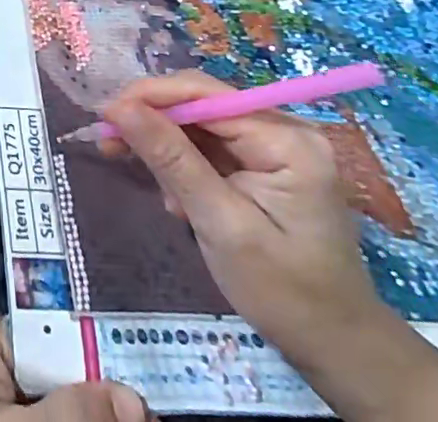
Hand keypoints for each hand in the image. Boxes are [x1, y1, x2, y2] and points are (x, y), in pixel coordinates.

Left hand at [0, 306, 149, 421]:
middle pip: (72, 368)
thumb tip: (138, 400)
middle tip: (152, 415)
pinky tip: (100, 417)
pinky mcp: (0, 413)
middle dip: (107, 400)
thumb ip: (73, 413)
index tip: (155, 395)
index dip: (113, 366)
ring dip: (93, 413)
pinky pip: (46, 412)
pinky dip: (70, 420)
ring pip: (65, 398)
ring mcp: (0, 384)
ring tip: (136, 416)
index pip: (68, 333)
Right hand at [99, 72, 393, 363]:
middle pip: (200, 104)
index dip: (149, 97)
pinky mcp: (264, 164)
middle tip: (108, 144)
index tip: (104, 115)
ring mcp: (275, 146)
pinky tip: (175, 197)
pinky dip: (182, 165)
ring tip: (141, 177)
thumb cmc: (281, 289)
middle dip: (152, 122)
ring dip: (164, 147)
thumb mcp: (219, 222)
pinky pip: (210, 147)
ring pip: (199, 125)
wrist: (333, 344)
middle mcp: (284, 129)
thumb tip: (119, 107)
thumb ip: (170, 158)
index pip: (204, 94)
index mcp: (286, 139)